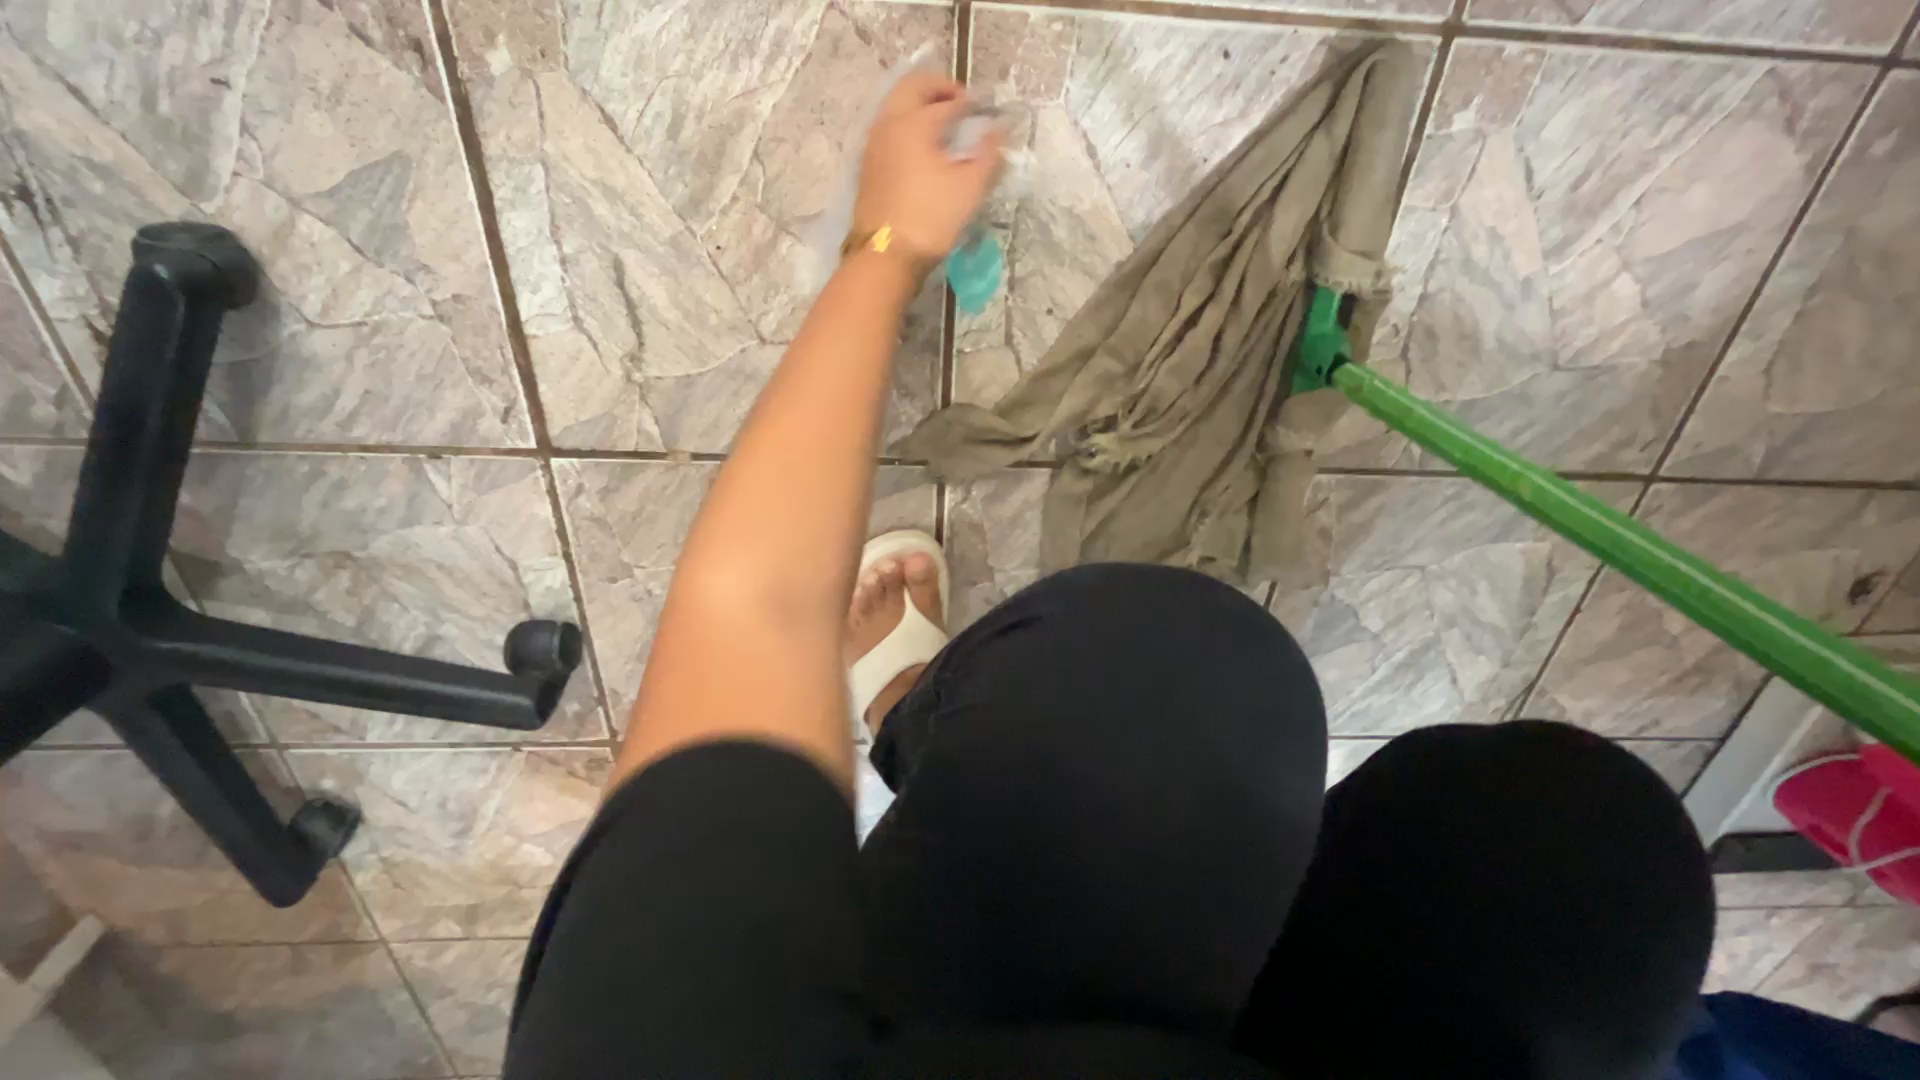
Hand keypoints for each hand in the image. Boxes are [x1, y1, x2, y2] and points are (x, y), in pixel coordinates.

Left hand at [853, 72, 1003, 266]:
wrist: (885, 256)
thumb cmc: (930, 219)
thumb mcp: (970, 188)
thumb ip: (989, 154)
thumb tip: (999, 130)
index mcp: (914, 122)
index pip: (948, 101)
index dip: (971, 104)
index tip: (987, 114)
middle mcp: (889, 124)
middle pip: (913, 87)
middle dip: (939, 89)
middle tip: (961, 106)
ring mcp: (874, 145)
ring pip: (897, 108)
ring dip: (921, 108)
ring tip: (945, 130)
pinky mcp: (868, 168)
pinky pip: (889, 131)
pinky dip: (908, 128)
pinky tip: (924, 152)